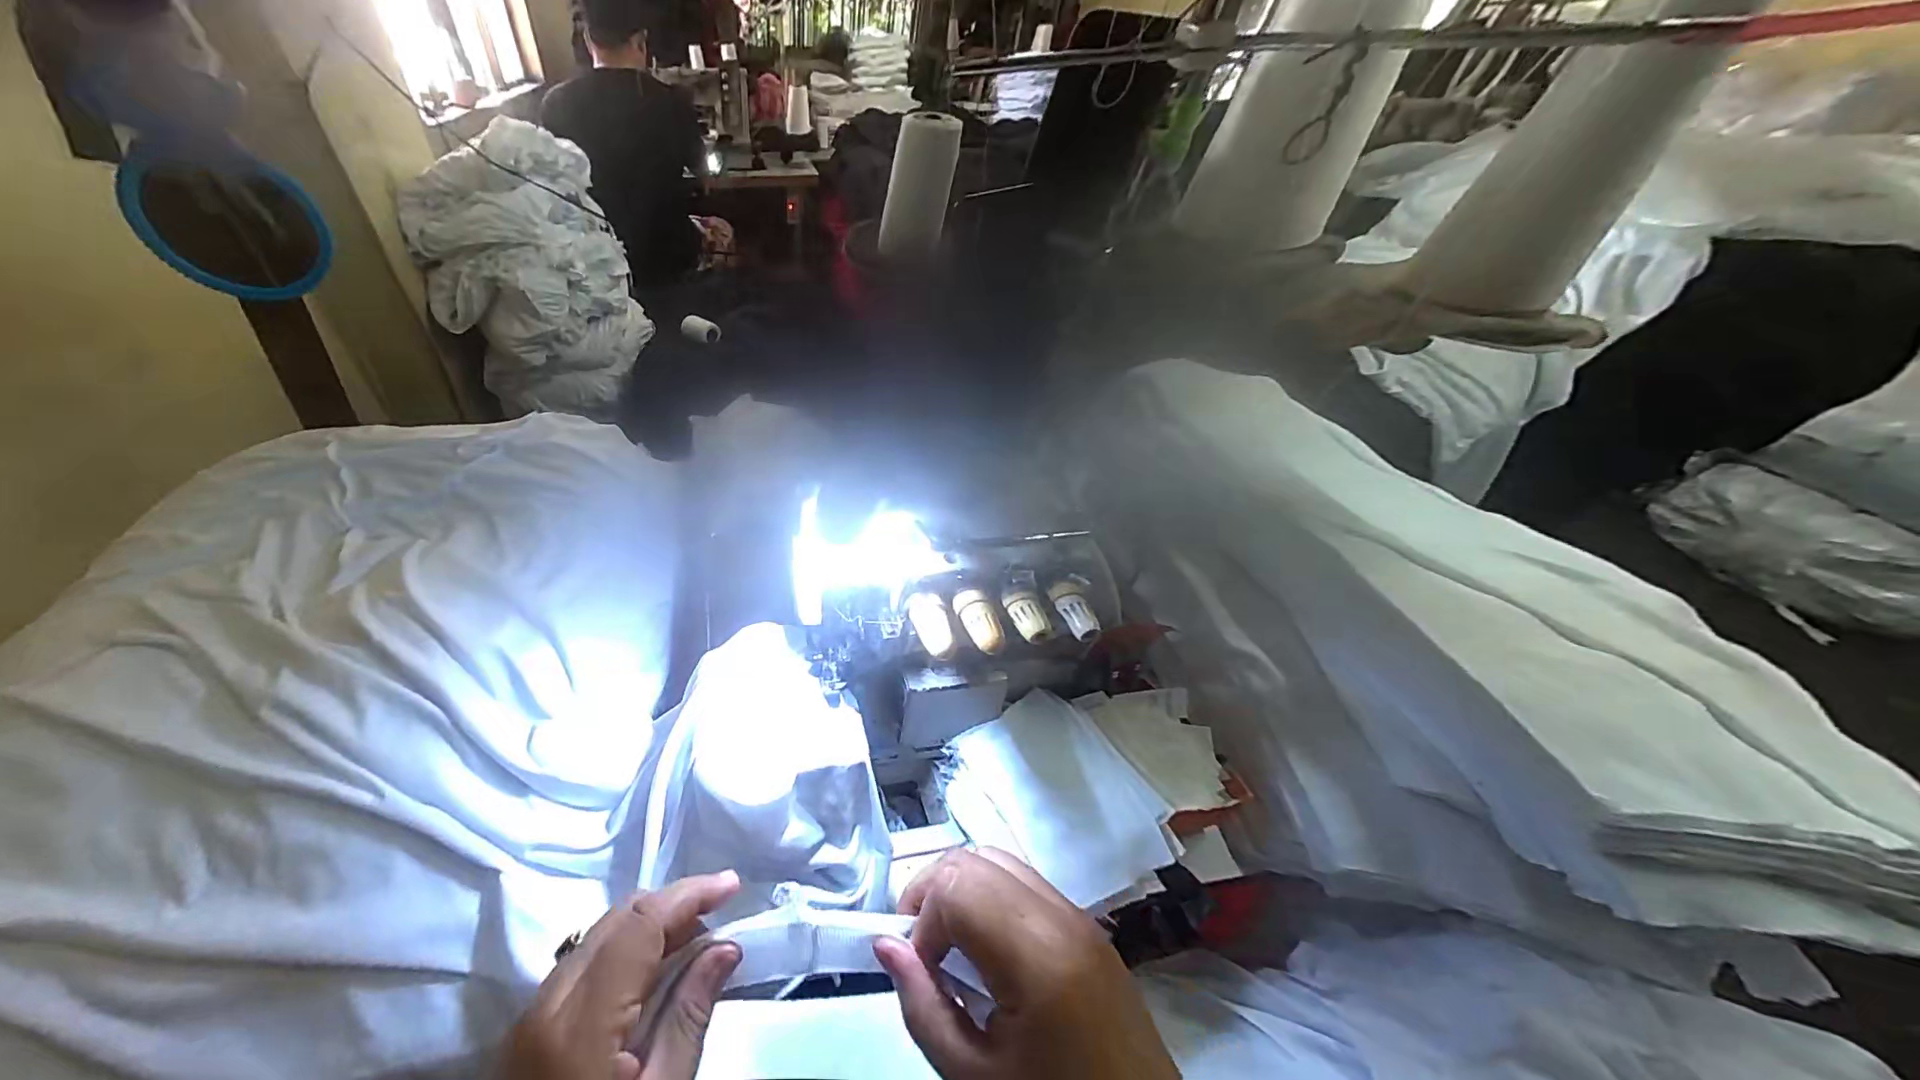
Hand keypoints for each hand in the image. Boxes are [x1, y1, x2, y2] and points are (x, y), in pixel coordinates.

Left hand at [501, 871, 742, 1079]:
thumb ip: (691, 1014)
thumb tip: (726, 947)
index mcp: (578, 1026)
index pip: (638, 927)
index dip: (688, 894)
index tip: (732, 885)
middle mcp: (544, 1007)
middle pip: (615, 921)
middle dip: (672, 903)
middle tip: (719, 911)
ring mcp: (528, 1018)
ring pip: (597, 936)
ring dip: (649, 924)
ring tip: (696, 936)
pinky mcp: (526, 1030)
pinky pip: (583, 963)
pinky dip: (625, 949)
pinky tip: (656, 965)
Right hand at [873, 849, 1180, 1079]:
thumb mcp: (973, 1075)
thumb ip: (922, 1007)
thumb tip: (886, 944)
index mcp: (1038, 954)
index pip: (957, 884)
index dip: (922, 921)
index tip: (919, 972)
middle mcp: (1061, 915)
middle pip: (975, 859)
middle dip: (934, 895)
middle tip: (923, 954)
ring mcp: (1079, 914)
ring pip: (999, 860)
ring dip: (962, 891)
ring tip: (951, 950)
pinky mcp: (1086, 923)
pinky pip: (1025, 882)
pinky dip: (991, 897)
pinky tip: (987, 950)